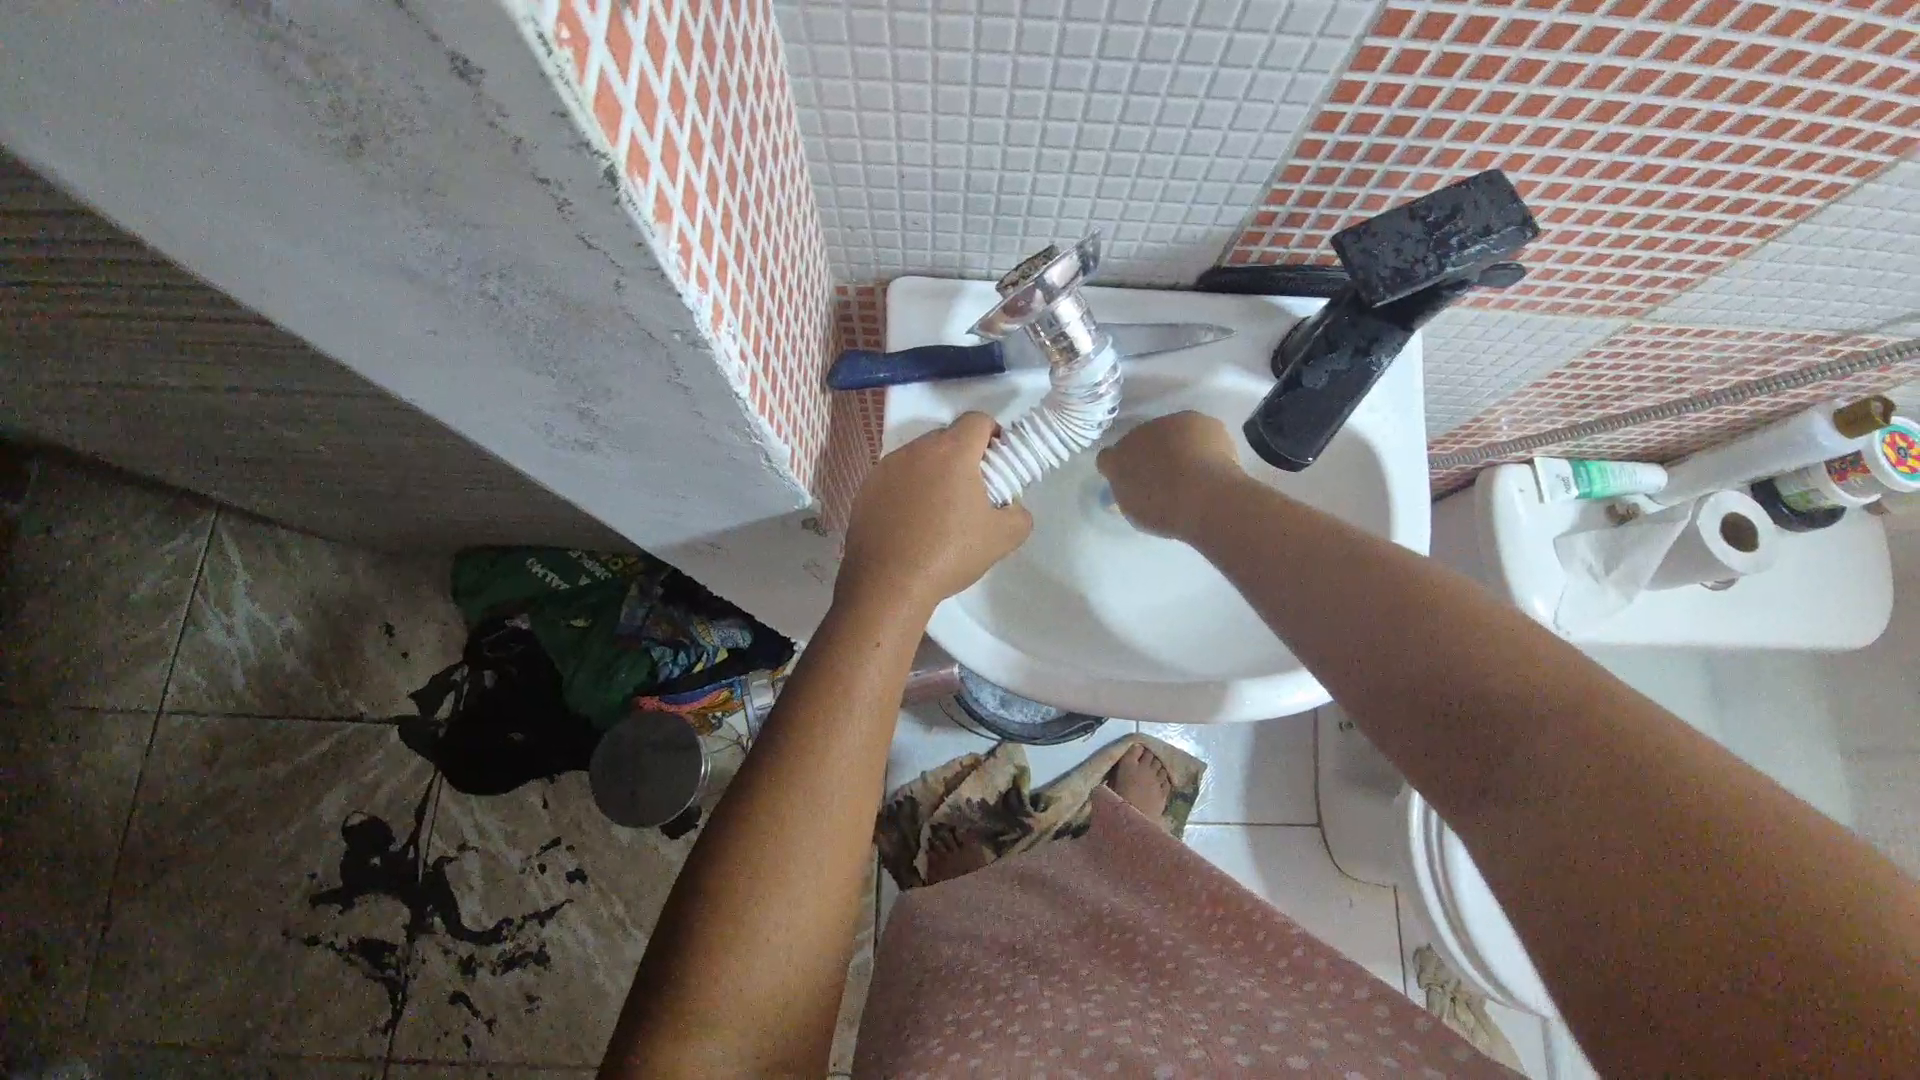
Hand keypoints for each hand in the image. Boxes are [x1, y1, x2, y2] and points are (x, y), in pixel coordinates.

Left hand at [839, 412, 1033, 611]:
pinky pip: (895, 478)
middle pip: (946, 438)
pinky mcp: (865, 489)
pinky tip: (910, 524)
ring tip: (938, 512)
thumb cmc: (949, 554)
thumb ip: (1019, 513)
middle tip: (970, 492)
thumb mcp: (1003, 538)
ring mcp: (885, 468)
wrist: (887, 584)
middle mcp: (915, 451)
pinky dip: (907, 491)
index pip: (977, 420)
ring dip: (933, 473)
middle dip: (963, 457)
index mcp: (951, 452)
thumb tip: (1010, 506)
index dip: (993, 436)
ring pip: (918, 458)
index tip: (996, 463)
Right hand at [1096, 411, 1247, 539]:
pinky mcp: (1193, 418)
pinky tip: (1212, 461)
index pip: (1108, 457)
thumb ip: (1130, 494)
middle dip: (1150, 454)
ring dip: (1175, 445)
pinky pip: (1194, 429)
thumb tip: (1134, 488)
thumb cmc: (1167, 512)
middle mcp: (1136, 436)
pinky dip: (1200, 442)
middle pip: (1139, 442)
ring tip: (1195, 469)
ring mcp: (1165, 423)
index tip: (1133, 481)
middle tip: (1167, 477)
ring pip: (1167, 432)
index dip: (1120, 467)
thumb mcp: (1137, 513)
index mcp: (1117, 461)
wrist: (1205, 495)